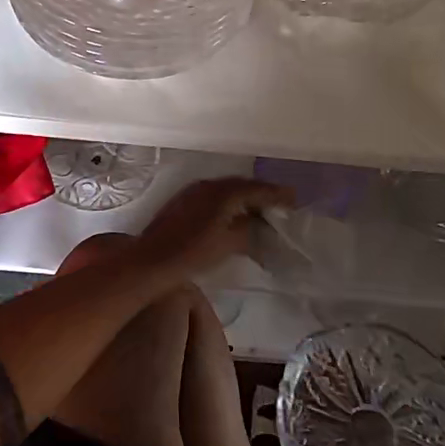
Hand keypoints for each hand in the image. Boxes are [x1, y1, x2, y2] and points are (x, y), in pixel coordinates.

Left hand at [131, 178, 292, 279]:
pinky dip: (228, 203)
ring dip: (243, 198)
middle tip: (279, 204)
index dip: (277, 194)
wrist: (151, 260)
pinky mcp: (182, 202)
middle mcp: (208, 185)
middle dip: (261, 194)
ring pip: (226, 190)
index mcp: (224, 192)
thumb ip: (247, 230)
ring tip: (258, 210)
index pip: (257, 189)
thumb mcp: (229, 244)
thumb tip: (254, 224)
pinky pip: (213, 196)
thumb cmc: (193, 254)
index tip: (293, 199)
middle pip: (241, 185)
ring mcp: (193, 192)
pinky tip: (232, 216)